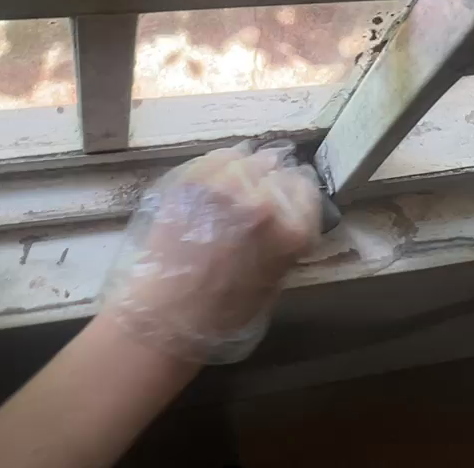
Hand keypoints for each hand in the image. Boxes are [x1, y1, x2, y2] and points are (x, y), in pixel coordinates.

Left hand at [100, 141, 322, 362]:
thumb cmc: (225, 310)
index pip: (306, 189)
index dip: (296, 194)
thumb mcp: (274, 277)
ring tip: (235, 190)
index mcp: (290, 230)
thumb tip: (285, 211)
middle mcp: (263, 200)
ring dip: (246, 172)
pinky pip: (218, 157)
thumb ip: (285, 237)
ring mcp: (226, 185)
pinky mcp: (195, 178)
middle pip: (277, 169)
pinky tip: (217, 183)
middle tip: (259, 197)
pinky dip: (221, 166)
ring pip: (247, 158)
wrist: (168, 315)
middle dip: (271, 182)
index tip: (287, 198)